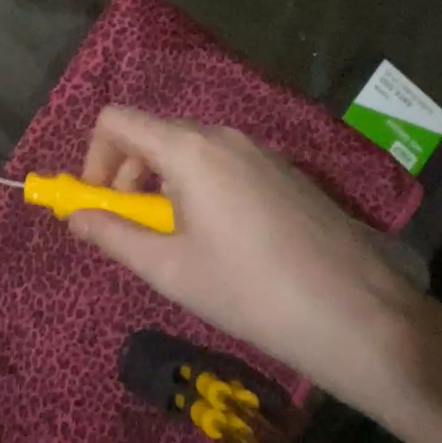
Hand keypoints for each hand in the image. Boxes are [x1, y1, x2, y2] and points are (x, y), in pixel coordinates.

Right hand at [68, 107, 422, 387]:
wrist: (367, 321)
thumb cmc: (253, 293)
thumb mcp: (170, 270)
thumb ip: (113, 234)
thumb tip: (74, 216)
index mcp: (188, 149)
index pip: (116, 121)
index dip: (94, 157)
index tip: (99, 204)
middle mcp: (222, 135)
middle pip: (151, 134)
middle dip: (128, 175)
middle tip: (134, 228)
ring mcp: (260, 150)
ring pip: (188, 150)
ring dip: (164, 183)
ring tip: (179, 240)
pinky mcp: (287, 172)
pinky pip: (224, 163)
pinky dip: (202, 187)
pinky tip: (225, 240)